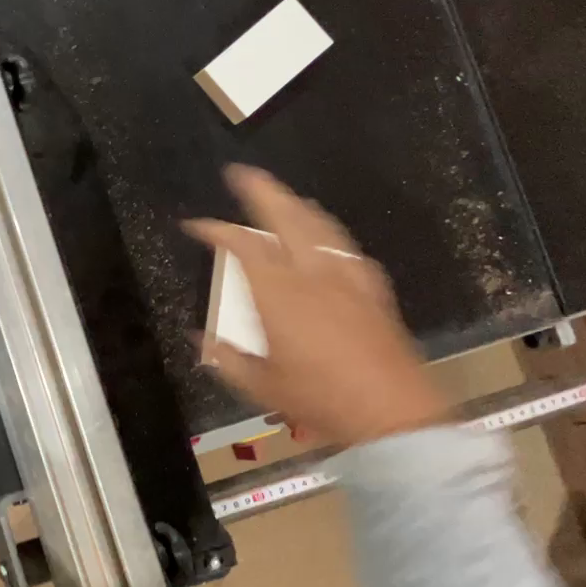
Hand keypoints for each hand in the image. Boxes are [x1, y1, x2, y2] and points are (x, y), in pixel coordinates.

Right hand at [184, 165, 449, 446]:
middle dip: (262, 192)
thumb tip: (201, 337)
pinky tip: (326, 242)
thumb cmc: (317, 399)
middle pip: (288, 219)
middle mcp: (314, 277)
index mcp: (279, 295)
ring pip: (322, 229)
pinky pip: (347, 251)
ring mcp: (348, 281)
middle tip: (242, 174)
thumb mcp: (257, 383)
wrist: (389, 412)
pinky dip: (328, 237)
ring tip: (283, 198)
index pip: (242, 247)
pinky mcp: (373, 293)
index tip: (196, 225)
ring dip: (298, 207)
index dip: (216, 231)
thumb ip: (225, 356)